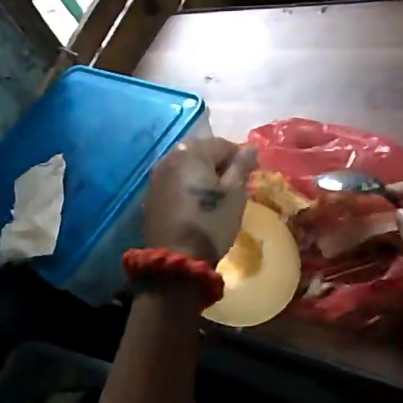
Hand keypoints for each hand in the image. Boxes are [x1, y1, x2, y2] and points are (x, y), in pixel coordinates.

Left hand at [144, 137, 256, 263]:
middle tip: (233, 182)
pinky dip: (187, 182)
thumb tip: (250, 147)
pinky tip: (195, 199)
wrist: (176, 258)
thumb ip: (241, 167)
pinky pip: (174, 178)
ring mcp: (157, 175)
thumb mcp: (234, 195)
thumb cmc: (211, 224)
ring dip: (202, 171)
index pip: (222, 144)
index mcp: (192, 154)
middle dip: (219, 162)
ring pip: (185, 163)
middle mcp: (170, 157)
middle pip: (201, 150)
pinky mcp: (151, 193)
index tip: (252, 172)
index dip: (240, 156)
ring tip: (215, 191)